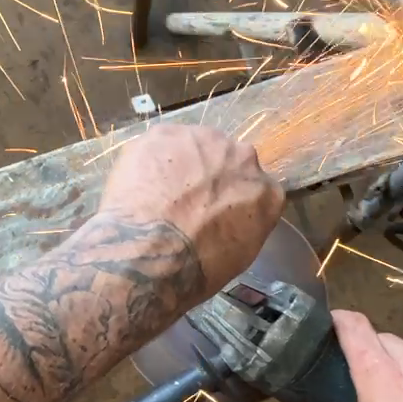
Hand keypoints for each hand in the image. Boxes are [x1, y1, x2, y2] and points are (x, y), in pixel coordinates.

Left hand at [97, 123, 283, 296]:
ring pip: (191, 148)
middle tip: (182, 203)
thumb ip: (241, 226)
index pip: (253, 190)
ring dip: (177, 165)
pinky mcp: (164, 133)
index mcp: (266, 192)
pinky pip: (157, 145)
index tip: (212, 213)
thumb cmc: (196, 268)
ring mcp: (204, 140)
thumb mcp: (237, 256)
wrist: (151, 252)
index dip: (230, 200)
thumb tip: (227, 221)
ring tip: (154, 195)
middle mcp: (242, 157)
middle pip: (225, 161)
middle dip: (206, 177)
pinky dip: (148, 162)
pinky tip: (136, 186)